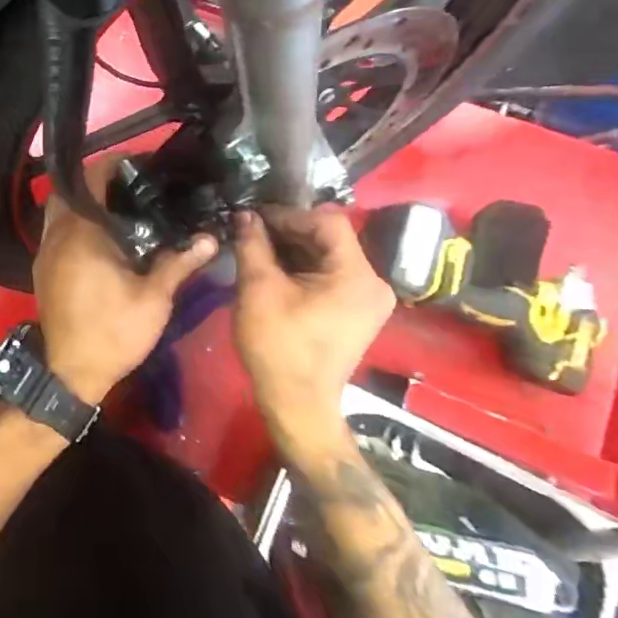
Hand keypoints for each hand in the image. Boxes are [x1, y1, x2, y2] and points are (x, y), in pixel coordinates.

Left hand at [31, 156, 217, 402]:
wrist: (70, 371)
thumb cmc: (113, 331)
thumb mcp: (154, 298)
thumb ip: (179, 263)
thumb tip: (209, 238)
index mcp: (81, 232)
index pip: (90, 179)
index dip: (112, 165)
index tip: (138, 164)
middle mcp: (56, 234)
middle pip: (69, 190)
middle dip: (95, 182)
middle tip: (129, 186)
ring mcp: (44, 250)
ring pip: (59, 210)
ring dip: (82, 204)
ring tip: (118, 209)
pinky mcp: (42, 267)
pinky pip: (55, 230)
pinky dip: (74, 223)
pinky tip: (101, 238)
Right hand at [231, 207, 396, 450]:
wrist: (296, 403)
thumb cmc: (278, 345)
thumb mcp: (258, 288)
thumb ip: (252, 245)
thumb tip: (244, 215)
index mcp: (357, 276)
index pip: (327, 223)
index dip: (288, 214)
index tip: (253, 217)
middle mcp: (372, 283)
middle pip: (330, 239)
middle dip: (288, 231)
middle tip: (250, 230)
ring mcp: (367, 299)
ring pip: (328, 256)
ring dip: (293, 248)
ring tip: (256, 246)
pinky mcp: (356, 312)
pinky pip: (330, 275)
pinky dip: (302, 267)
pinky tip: (273, 268)